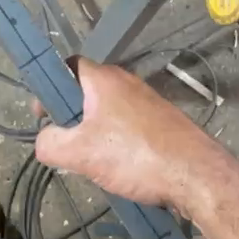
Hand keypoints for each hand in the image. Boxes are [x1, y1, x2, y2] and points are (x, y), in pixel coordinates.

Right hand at [33, 59, 235, 217]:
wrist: (195, 174)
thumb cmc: (134, 155)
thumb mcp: (80, 153)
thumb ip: (50, 143)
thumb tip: (43, 140)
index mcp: (103, 79)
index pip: (68, 64)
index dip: (49, 85)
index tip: (44, 113)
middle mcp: (126, 82)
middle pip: (87, 90)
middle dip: (71, 114)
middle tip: (64, 141)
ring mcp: (147, 101)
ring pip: (107, 110)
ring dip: (93, 131)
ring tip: (91, 160)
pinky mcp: (161, 121)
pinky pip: (127, 124)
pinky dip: (116, 141)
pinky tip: (118, 167)